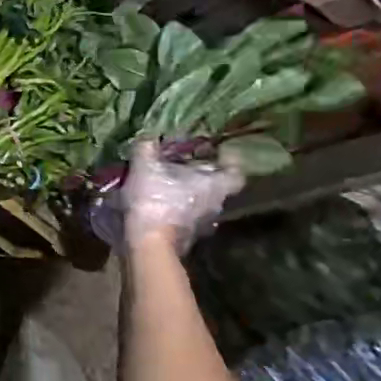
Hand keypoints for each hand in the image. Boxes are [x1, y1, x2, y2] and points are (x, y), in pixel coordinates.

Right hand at [123, 141, 244, 254]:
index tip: (212, 152)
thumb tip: (149, 136)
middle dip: (200, 176)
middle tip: (179, 166)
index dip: (226, 160)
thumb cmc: (156, 201)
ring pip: (201, 203)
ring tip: (165, 185)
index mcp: (215, 185)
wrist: (148, 244)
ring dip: (187, 194)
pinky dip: (177, 210)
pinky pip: (188, 217)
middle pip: (216, 186)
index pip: (236, 171)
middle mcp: (217, 205)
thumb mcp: (144, 167)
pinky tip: (157, 205)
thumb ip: (147, 148)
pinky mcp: (189, 237)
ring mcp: (205, 225)